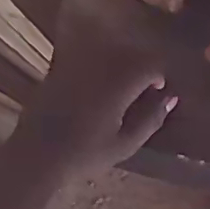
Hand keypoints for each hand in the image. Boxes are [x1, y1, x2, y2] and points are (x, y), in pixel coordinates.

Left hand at [2, 25, 173, 182]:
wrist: (38, 155)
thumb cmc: (86, 155)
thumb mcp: (126, 144)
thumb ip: (151, 118)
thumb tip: (171, 98)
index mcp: (116, 84)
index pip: (148, 65)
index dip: (159, 77)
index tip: (159, 94)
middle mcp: (97, 66)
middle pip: (129, 54)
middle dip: (141, 70)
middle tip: (143, 96)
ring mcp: (75, 65)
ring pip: (108, 53)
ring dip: (121, 69)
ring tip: (121, 96)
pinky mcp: (59, 69)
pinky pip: (87, 59)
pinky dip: (100, 71)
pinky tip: (97, 96)